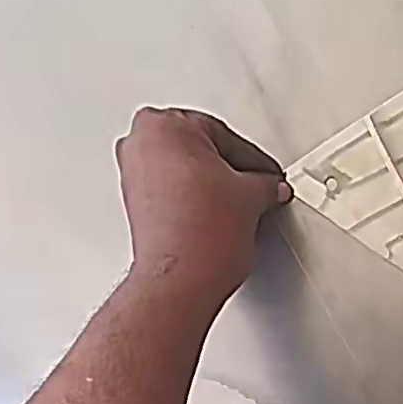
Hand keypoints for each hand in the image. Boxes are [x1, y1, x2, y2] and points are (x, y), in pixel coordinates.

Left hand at [116, 107, 291, 301]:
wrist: (183, 278)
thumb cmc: (202, 236)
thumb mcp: (251, 198)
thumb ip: (264, 185)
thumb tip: (269, 188)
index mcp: (166, 125)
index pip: (224, 137)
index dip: (255, 162)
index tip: (268, 176)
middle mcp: (141, 144)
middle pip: (199, 152)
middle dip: (229, 171)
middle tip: (254, 188)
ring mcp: (134, 177)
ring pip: (184, 174)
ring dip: (211, 189)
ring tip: (236, 208)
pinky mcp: (137, 208)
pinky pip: (172, 196)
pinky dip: (194, 204)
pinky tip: (215, 220)